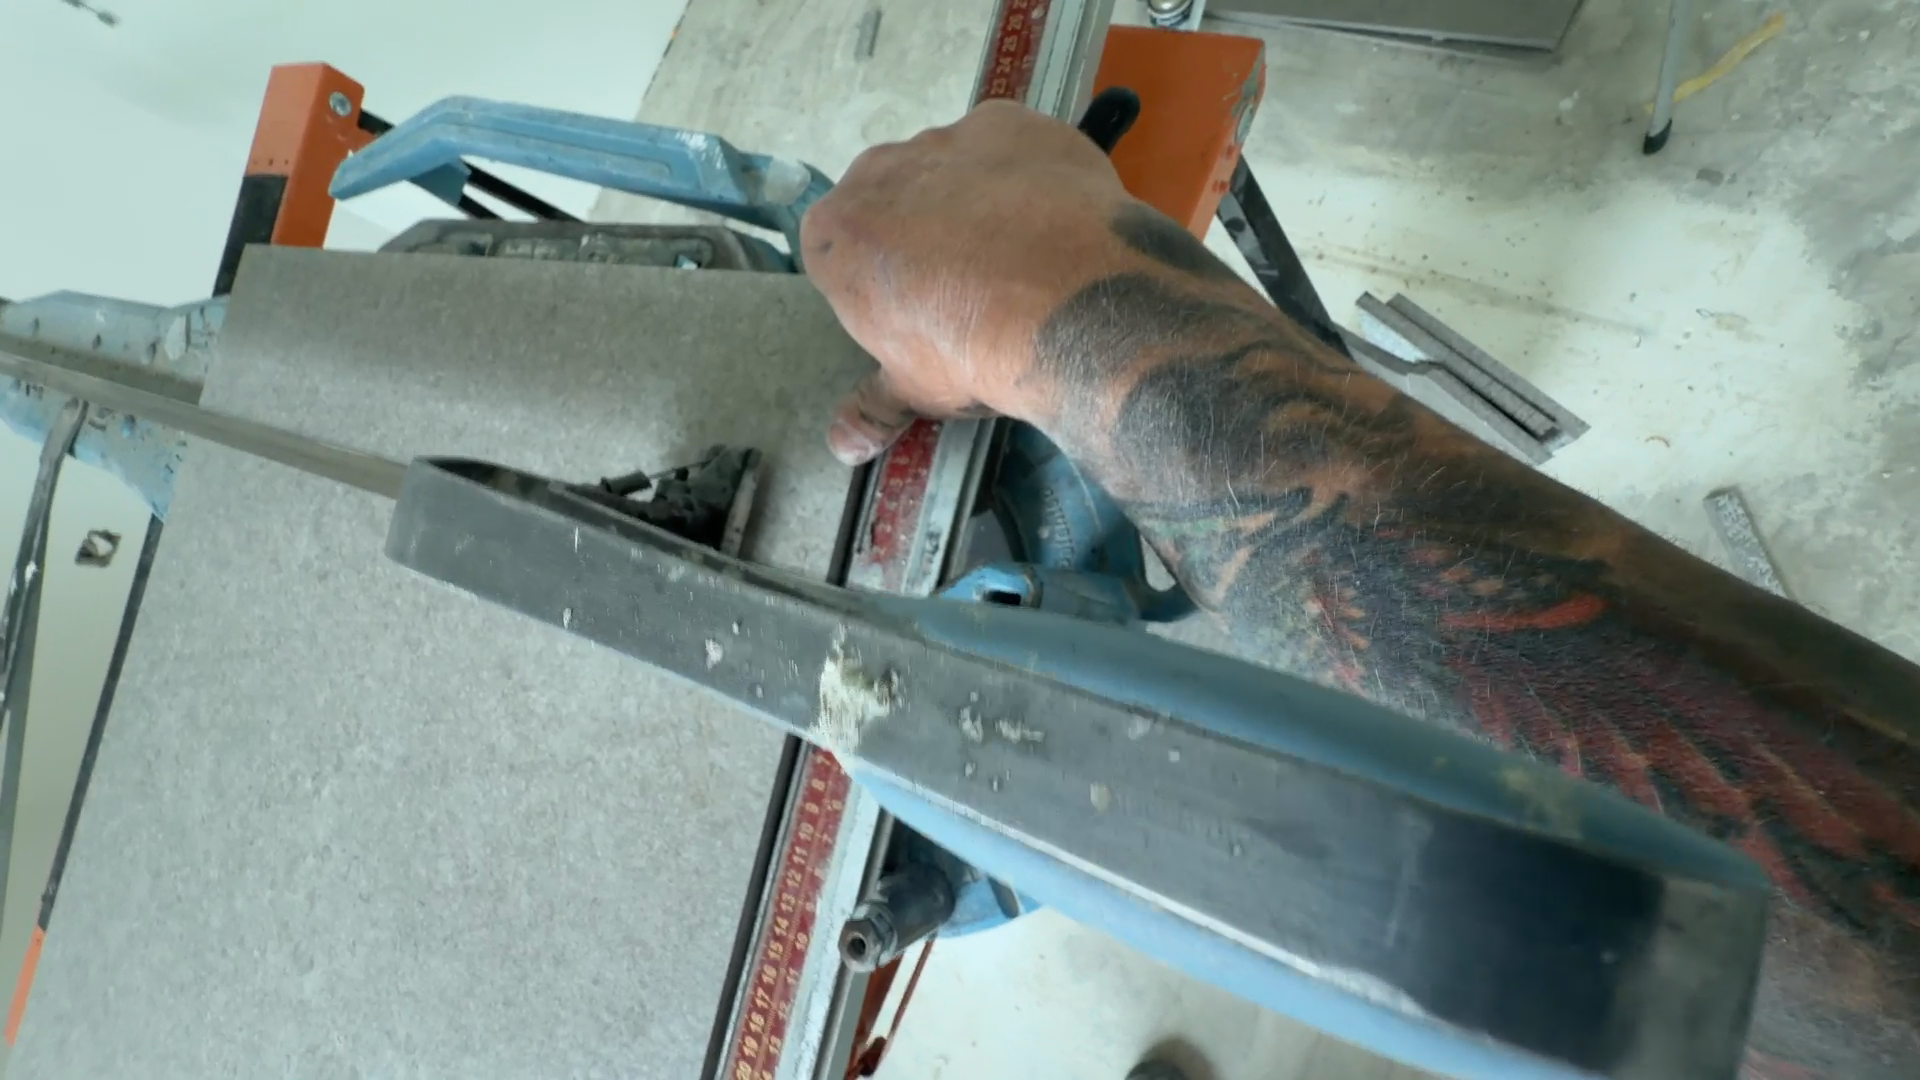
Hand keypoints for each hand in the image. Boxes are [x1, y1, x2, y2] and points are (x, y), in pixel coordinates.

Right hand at [801, 101, 1134, 463]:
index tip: (917, 314)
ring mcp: (947, 138)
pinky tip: (1051, 223)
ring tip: (1019, 258)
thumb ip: (873, 408)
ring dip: (973, 205)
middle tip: (967, 289)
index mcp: (836, 236)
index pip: (842, 255)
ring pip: (950, 171)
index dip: (881, 286)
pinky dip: (1024, 180)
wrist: (1062, 303)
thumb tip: (843, 448)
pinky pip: (1009, 151)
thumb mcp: (916, 389)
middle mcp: (878, 171)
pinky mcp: (1012, 122)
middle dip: (920, 238)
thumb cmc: (968, 351)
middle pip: (891, 203)